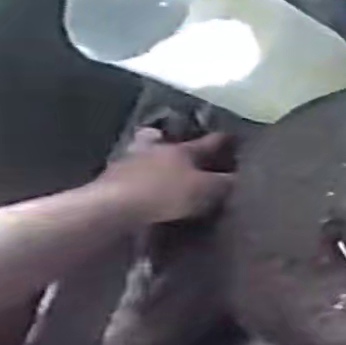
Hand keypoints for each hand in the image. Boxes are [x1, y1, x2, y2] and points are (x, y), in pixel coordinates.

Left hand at [93, 128, 234, 223]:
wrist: (112, 209)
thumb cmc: (168, 193)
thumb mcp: (210, 190)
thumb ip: (226, 182)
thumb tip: (238, 178)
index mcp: (180, 150)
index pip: (208, 142)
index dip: (221, 139)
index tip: (229, 135)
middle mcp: (152, 151)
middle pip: (157, 139)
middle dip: (163, 138)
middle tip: (168, 140)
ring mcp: (125, 165)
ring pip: (140, 155)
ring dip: (148, 160)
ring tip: (157, 169)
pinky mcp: (107, 183)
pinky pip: (128, 176)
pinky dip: (136, 179)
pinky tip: (143, 188)